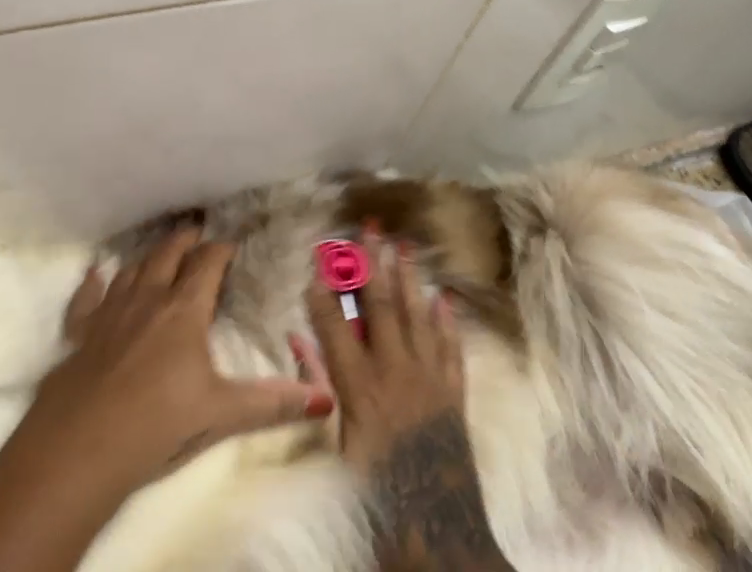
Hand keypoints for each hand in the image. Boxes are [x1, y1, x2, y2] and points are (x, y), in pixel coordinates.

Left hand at [25, 228, 333, 496]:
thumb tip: (326, 400)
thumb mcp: (222, 415)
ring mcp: (108, 313)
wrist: (81, 444)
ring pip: (130, 271)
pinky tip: (94, 275)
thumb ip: (272, 404)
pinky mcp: (79, 333)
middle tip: (196, 233)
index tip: (232, 244)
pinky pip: (86, 298)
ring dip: (147, 258)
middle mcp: (146, 300)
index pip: (206, 265)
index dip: (221, 250)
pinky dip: (93, 283)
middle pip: (166, 255)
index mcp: (183, 311)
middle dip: (184, 241)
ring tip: (159, 254)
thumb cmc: (158, 423)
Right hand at [305, 230, 515, 571]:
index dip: (324, 290)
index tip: (318, 258)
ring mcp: (429, 377)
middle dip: (370, 265)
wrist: (435, 523)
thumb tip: (298, 341)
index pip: (335, 325)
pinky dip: (446, 321)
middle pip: (380, 307)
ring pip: (417, 316)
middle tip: (367, 228)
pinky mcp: (454, 391)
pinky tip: (443, 297)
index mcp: (358, 386)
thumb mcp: (335, 443)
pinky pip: (451, 347)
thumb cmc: (374, 487)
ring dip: (408, 279)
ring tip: (403, 245)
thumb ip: (319, 387)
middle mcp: (394, 371)